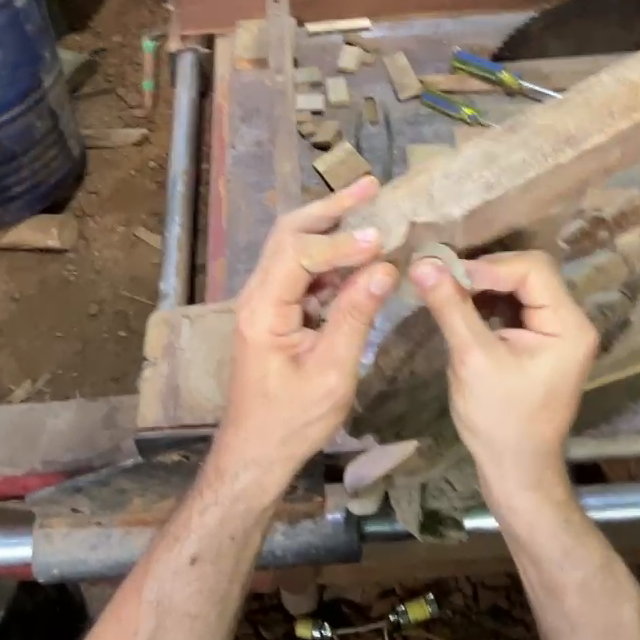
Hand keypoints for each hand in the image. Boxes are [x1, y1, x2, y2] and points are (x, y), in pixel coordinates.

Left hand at [214, 176, 398, 494]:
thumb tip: (384, 267)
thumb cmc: (291, 421)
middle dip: (330, 209)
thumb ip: (356, 315)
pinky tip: (361, 254)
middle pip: (289, 234)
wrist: (255, 453)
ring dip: (331, 227)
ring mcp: (265, 301)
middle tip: (371, 186)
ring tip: (370, 206)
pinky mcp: (277, 313)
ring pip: (295, 248)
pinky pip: (304, 272)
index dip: (342, 242)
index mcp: (263, 308)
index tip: (382, 237)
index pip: (300, 254)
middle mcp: (258, 294)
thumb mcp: (332, 372)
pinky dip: (332, 258)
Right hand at [410, 251, 597, 504]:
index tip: (445, 275)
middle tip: (443, 279)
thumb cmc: (499, 421)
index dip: (487, 267)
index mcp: (569, 325)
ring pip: (517, 283)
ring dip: (481, 284)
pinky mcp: (538, 337)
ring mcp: (556, 329)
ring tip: (446, 289)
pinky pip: (512, 302)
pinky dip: (485, 298)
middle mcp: (571, 320)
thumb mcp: (472, 359)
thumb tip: (422, 264)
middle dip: (484, 272)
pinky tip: (459, 305)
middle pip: (527, 271)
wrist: (515, 470)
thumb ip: (451, 307)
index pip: (531, 269)